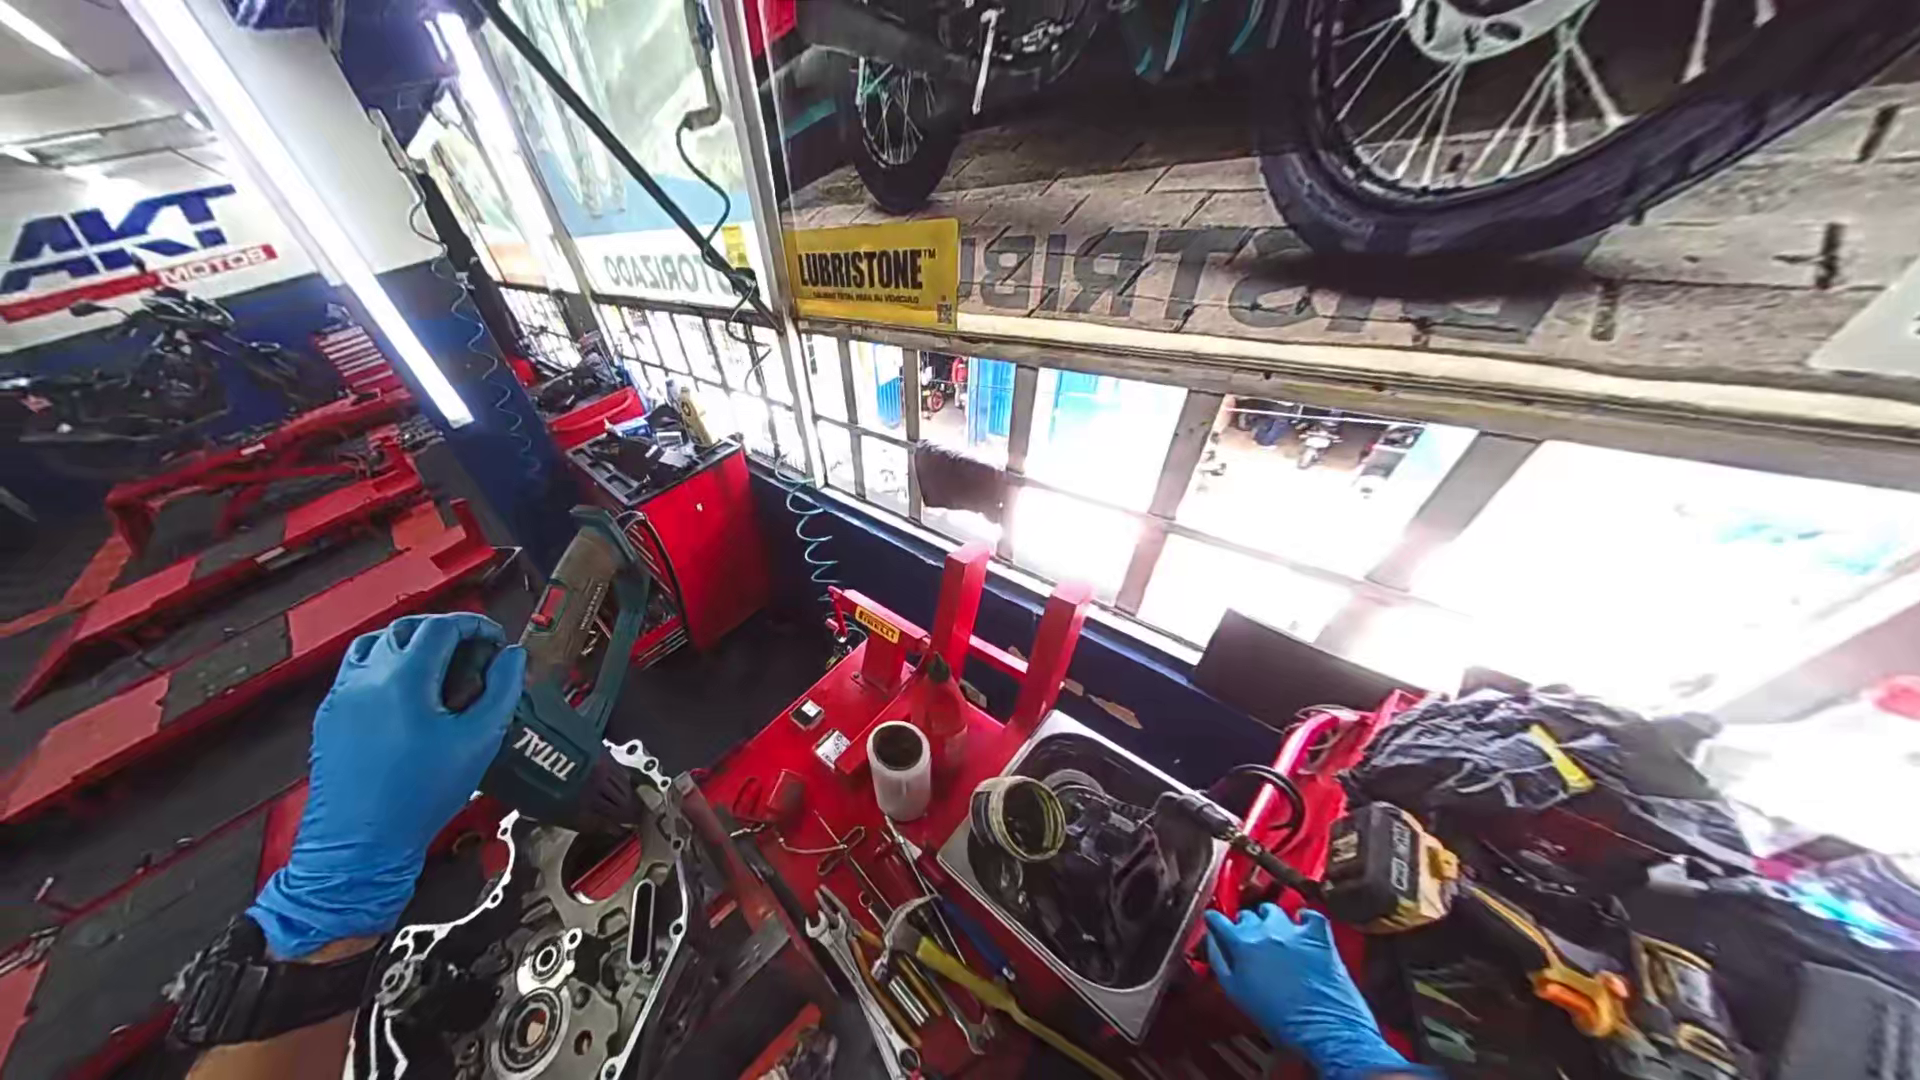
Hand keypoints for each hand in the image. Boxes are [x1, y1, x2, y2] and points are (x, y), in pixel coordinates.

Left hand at [249, 614, 525, 957]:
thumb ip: (503, 688)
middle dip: (445, 630)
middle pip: (405, 628)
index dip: (475, 625)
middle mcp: (365, 680)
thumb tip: (512, 656)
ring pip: (374, 644)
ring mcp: (341, 698)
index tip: (496, 640)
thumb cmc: (423, 791)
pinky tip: (413, 690)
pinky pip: (357, 670)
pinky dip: (389, 664)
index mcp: (403, 679)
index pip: (441, 627)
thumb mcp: (481, 737)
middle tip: (474, 648)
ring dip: (412, 643)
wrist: (360, 845)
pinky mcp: (330, 718)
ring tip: (442, 662)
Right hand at [1205, 905, 1415, 1079]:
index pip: (1216, 919)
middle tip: (1253, 944)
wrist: (1327, 1034)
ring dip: (1271, 920)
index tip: (1217, 925)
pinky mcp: (1318, 936)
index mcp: (1240, 944)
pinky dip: (1305, 919)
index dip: (1215, 921)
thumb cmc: (1280, 1021)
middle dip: (1246, 926)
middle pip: (1246, 915)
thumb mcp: (1237, 994)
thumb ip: (1219, 961)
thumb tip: (1212, 940)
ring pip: (1273, 910)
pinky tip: (1304, 927)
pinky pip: (1309, 915)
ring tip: (1277, 936)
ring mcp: (1291, 930)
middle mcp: (1263, 930)